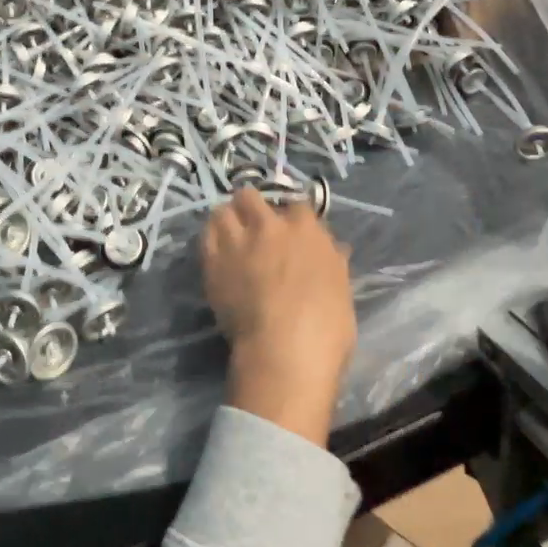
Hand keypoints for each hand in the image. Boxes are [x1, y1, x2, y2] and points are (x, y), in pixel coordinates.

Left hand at [203, 187, 356, 446]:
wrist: (285, 350)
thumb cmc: (326, 326)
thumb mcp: (342, 288)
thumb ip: (333, 262)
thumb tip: (336, 248)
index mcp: (306, 230)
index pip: (297, 205)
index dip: (291, 216)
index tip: (290, 229)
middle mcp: (269, 226)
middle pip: (251, 196)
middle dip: (251, 206)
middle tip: (253, 225)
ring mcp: (238, 241)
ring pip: (223, 210)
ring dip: (227, 218)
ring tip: (229, 234)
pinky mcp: (213, 261)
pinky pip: (206, 236)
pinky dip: (210, 238)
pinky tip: (216, 250)